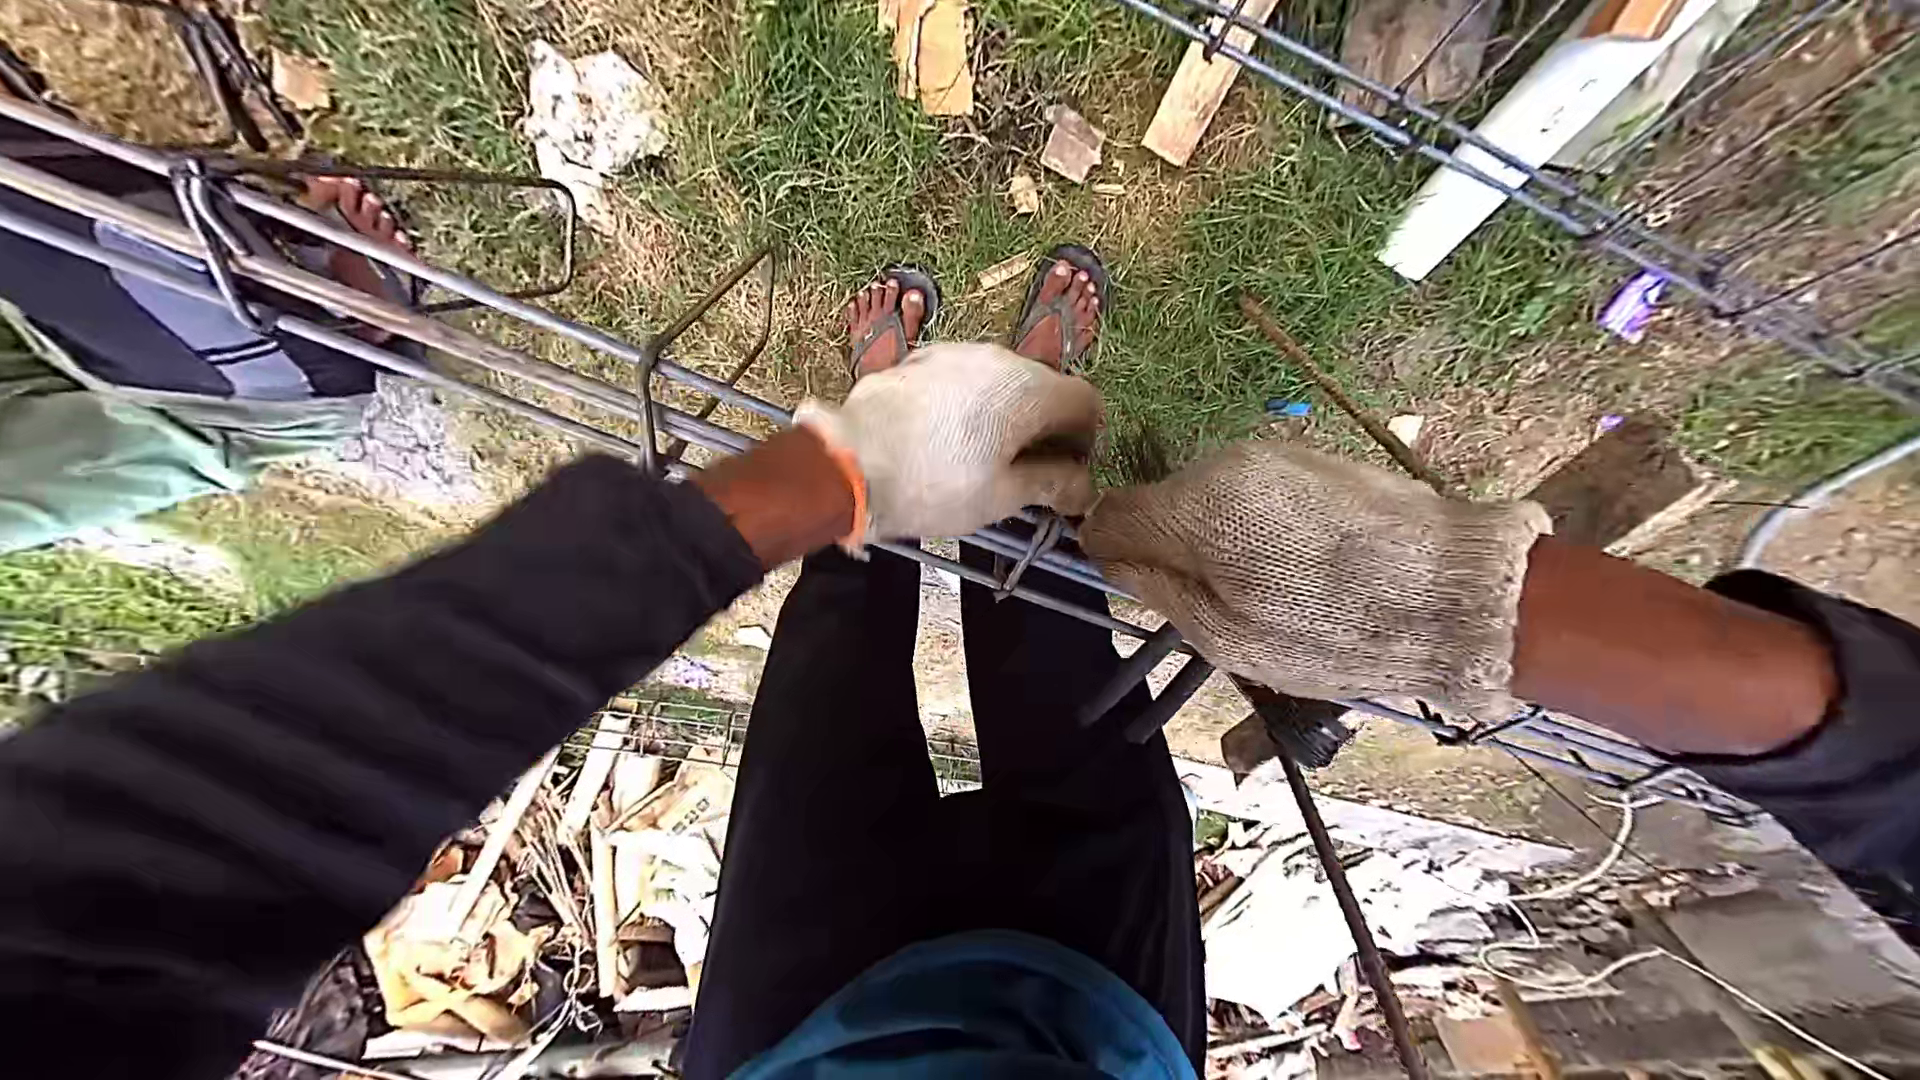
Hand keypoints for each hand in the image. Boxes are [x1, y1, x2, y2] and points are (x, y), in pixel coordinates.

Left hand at [794, 342, 1101, 543]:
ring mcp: (956, 354)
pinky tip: (947, 440)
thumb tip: (1083, 486)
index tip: (1068, 468)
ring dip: (1008, 415)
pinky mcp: (922, 360)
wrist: (846, 465)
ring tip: (982, 457)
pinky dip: (972, 405)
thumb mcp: (1001, 497)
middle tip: (1028, 470)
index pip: (1086, 401)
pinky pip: (965, 380)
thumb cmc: (931, 486)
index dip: (1087, 437)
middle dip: (1047, 427)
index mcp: (1028, 389)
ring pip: (1003, 382)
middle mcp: (997, 358)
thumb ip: (1052, 484)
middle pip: (1045, 387)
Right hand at [1080, 441, 1549, 717]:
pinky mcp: (1301, 454)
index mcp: (1196, 512)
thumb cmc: (1330, 633)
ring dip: (1207, 531)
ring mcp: (1264, 453)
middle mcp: (1220, 467)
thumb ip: (1156, 587)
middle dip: (1166, 542)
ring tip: (1262, 573)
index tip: (1135, 576)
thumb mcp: (1225, 637)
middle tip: (1213, 590)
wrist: (1457, 595)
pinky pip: (1239, 486)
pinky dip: (1244, 517)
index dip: (1109, 546)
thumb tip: (1112, 557)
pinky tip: (1291, 550)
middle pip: (1155, 502)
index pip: (1111, 513)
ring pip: (1197, 493)